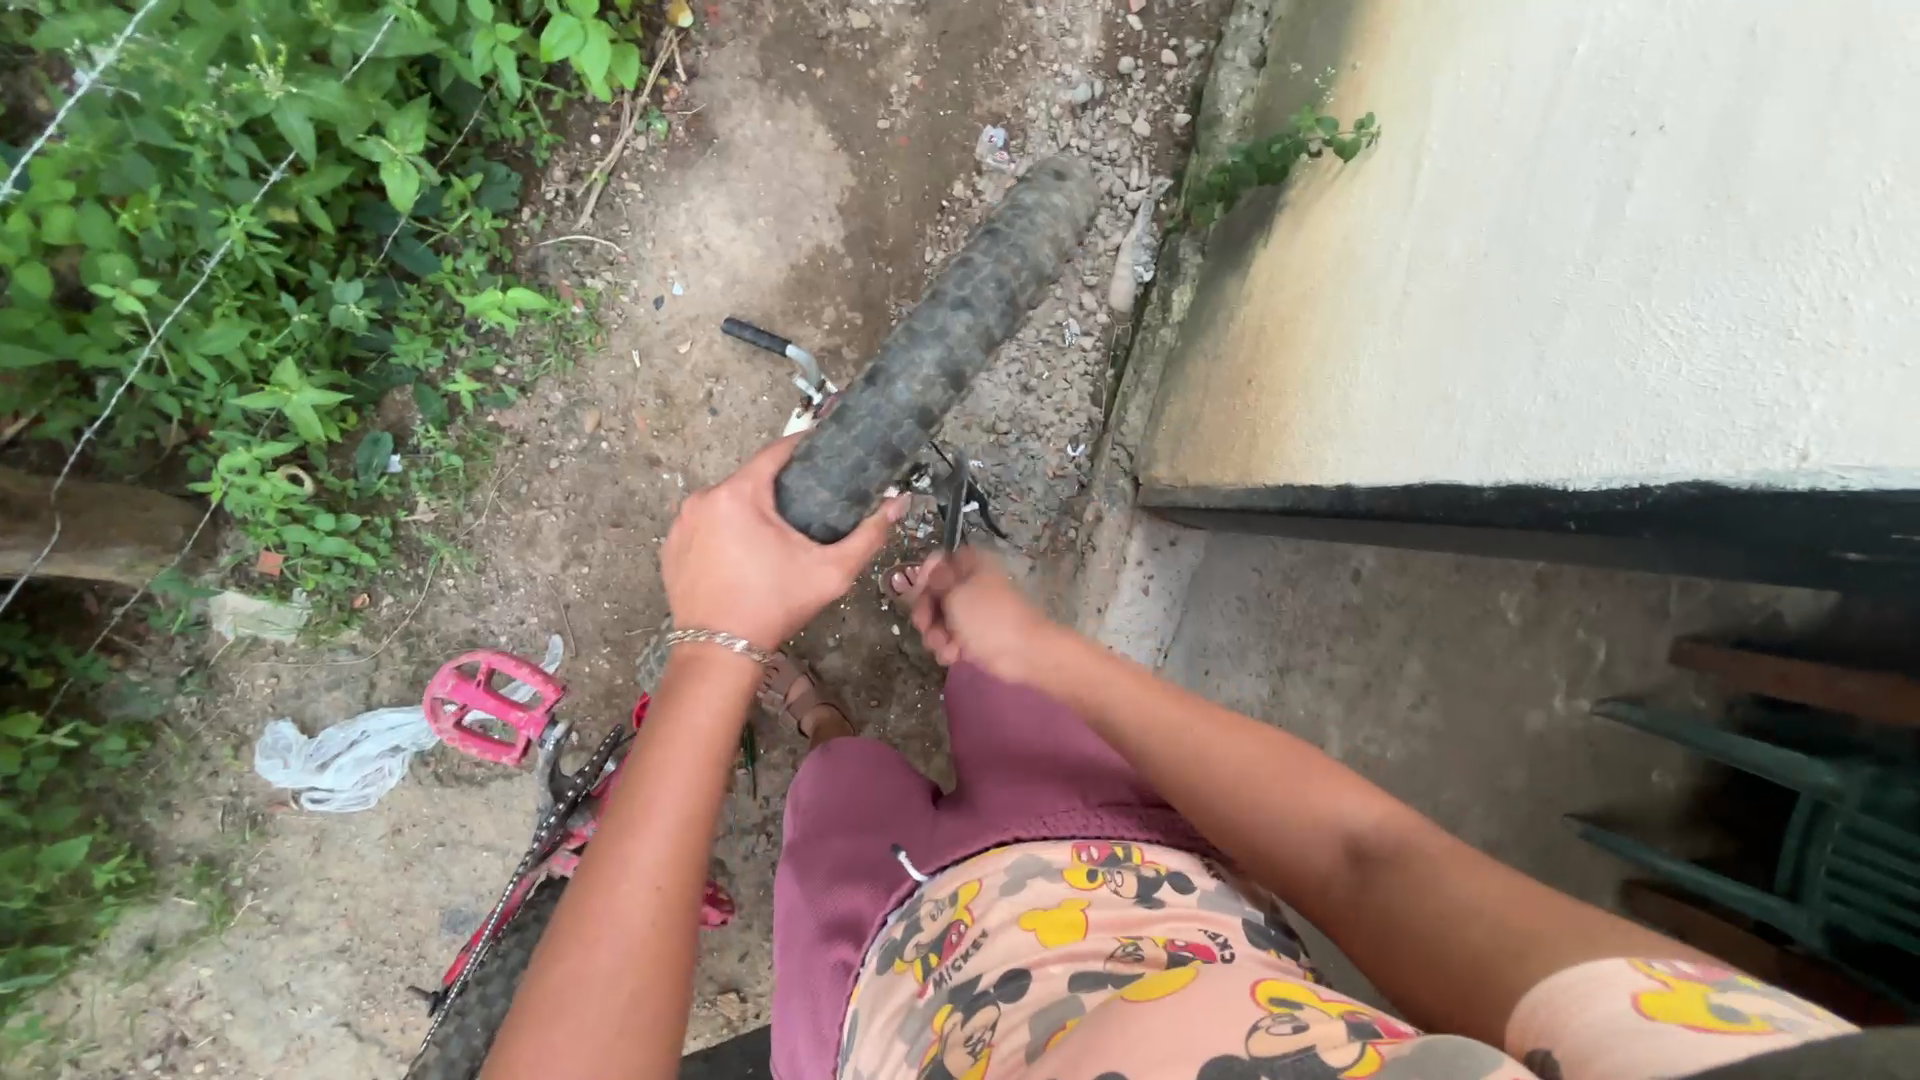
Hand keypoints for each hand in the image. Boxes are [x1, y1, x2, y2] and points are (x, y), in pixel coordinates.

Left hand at [663, 436, 905, 649]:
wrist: (719, 651)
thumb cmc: (776, 605)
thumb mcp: (831, 572)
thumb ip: (868, 536)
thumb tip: (898, 504)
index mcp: (739, 494)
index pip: (775, 452)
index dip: (802, 448)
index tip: (823, 452)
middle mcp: (703, 499)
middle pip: (749, 481)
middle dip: (776, 491)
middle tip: (805, 510)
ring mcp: (681, 524)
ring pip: (726, 504)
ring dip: (749, 513)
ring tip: (774, 538)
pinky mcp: (670, 547)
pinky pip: (704, 527)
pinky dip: (724, 533)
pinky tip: (742, 557)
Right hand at [907, 547, 1061, 684]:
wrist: (1023, 653)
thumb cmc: (988, 619)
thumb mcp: (956, 593)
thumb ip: (936, 580)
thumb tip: (929, 571)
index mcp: (971, 566)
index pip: (938, 561)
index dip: (924, 576)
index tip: (917, 592)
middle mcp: (970, 585)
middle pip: (933, 593)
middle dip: (926, 613)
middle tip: (925, 626)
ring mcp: (971, 613)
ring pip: (938, 619)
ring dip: (936, 635)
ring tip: (946, 646)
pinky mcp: (972, 637)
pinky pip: (949, 638)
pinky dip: (948, 648)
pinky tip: (954, 656)